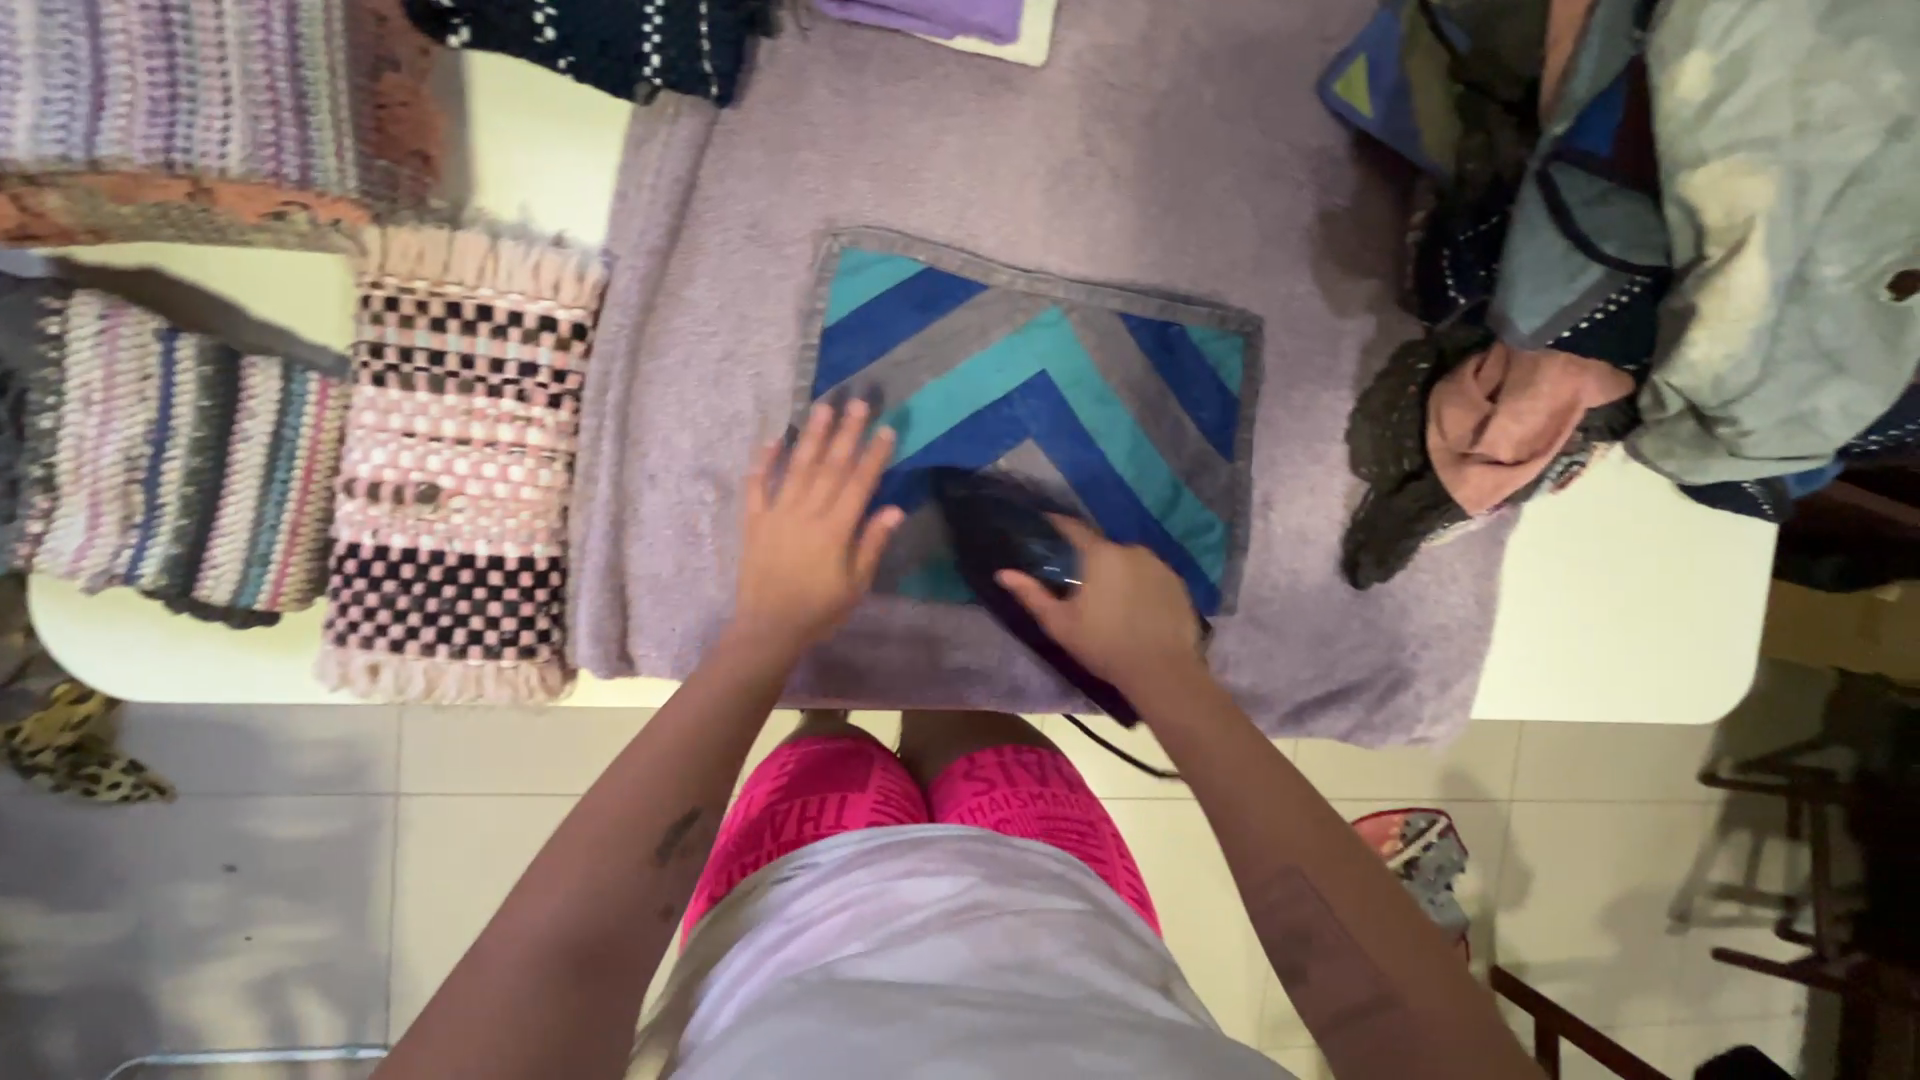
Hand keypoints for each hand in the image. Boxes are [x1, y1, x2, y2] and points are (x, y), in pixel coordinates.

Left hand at [727, 400, 904, 657]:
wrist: (768, 628)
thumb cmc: (819, 611)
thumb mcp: (856, 585)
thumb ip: (872, 544)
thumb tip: (894, 509)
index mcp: (836, 529)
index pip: (859, 483)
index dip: (874, 455)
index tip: (886, 429)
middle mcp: (807, 513)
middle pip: (831, 466)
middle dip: (847, 433)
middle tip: (858, 403)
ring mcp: (778, 513)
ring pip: (798, 467)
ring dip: (812, 436)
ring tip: (822, 408)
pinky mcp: (754, 521)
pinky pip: (757, 485)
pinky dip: (764, 461)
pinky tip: (774, 439)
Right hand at [995, 517, 1205, 693]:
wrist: (1162, 672)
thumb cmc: (1104, 645)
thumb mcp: (1060, 623)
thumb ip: (1031, 594)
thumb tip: (1003, 573)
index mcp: (1100, 554)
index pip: (1073, 528)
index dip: (1057, 526)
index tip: (1044, 526)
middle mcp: (1132, 549)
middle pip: (1103, 548)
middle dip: (1090, 560)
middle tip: (1080, 583)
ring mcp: (1160, 565)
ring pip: (1129, 561)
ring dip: (1118, 572)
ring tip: (1111, 600)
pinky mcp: (1179, 583)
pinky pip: (1151, 576)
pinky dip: (1141, 585)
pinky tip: (1137, 609)